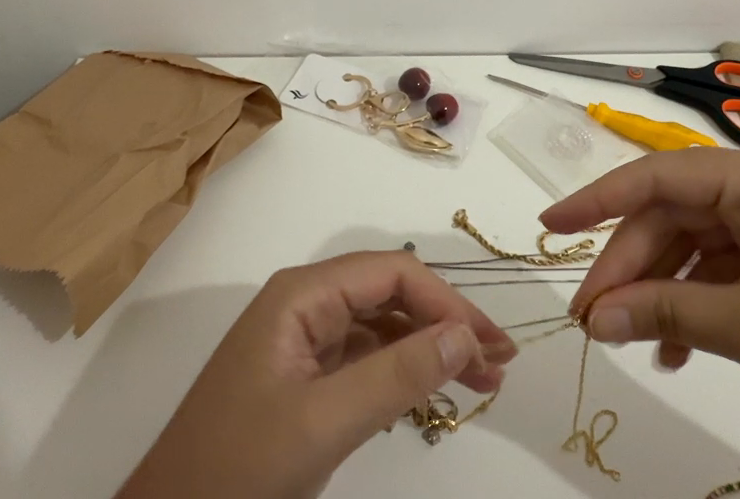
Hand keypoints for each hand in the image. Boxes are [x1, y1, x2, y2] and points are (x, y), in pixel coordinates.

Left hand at [117, 251, 516, 498]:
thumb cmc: (240, 465)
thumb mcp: (324, 421)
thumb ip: (398, 374)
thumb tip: (466, 335)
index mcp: (302, 295)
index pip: (392, 274)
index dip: (446, 302)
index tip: (489, 345)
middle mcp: (305, 305)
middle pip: (391, 296)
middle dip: (446, 322)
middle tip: (500, 362)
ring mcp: (303, 341)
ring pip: (383, 327)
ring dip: (432, 347)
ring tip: (483, 378)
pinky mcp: (304, 378)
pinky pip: (366, 358)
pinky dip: (405, 371)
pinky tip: (435, 389)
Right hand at [542, 149, 739, 498]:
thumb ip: (663, 312)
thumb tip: (592, 319)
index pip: (663, 176)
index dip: (598, 199)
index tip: (549, 227)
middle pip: (679, 215)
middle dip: (631, 266)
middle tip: (590, 319)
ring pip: (701, 244)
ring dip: (663, 290)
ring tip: (632, 342)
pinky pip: (731, 267)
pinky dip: (699, 302)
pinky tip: (678, 348)